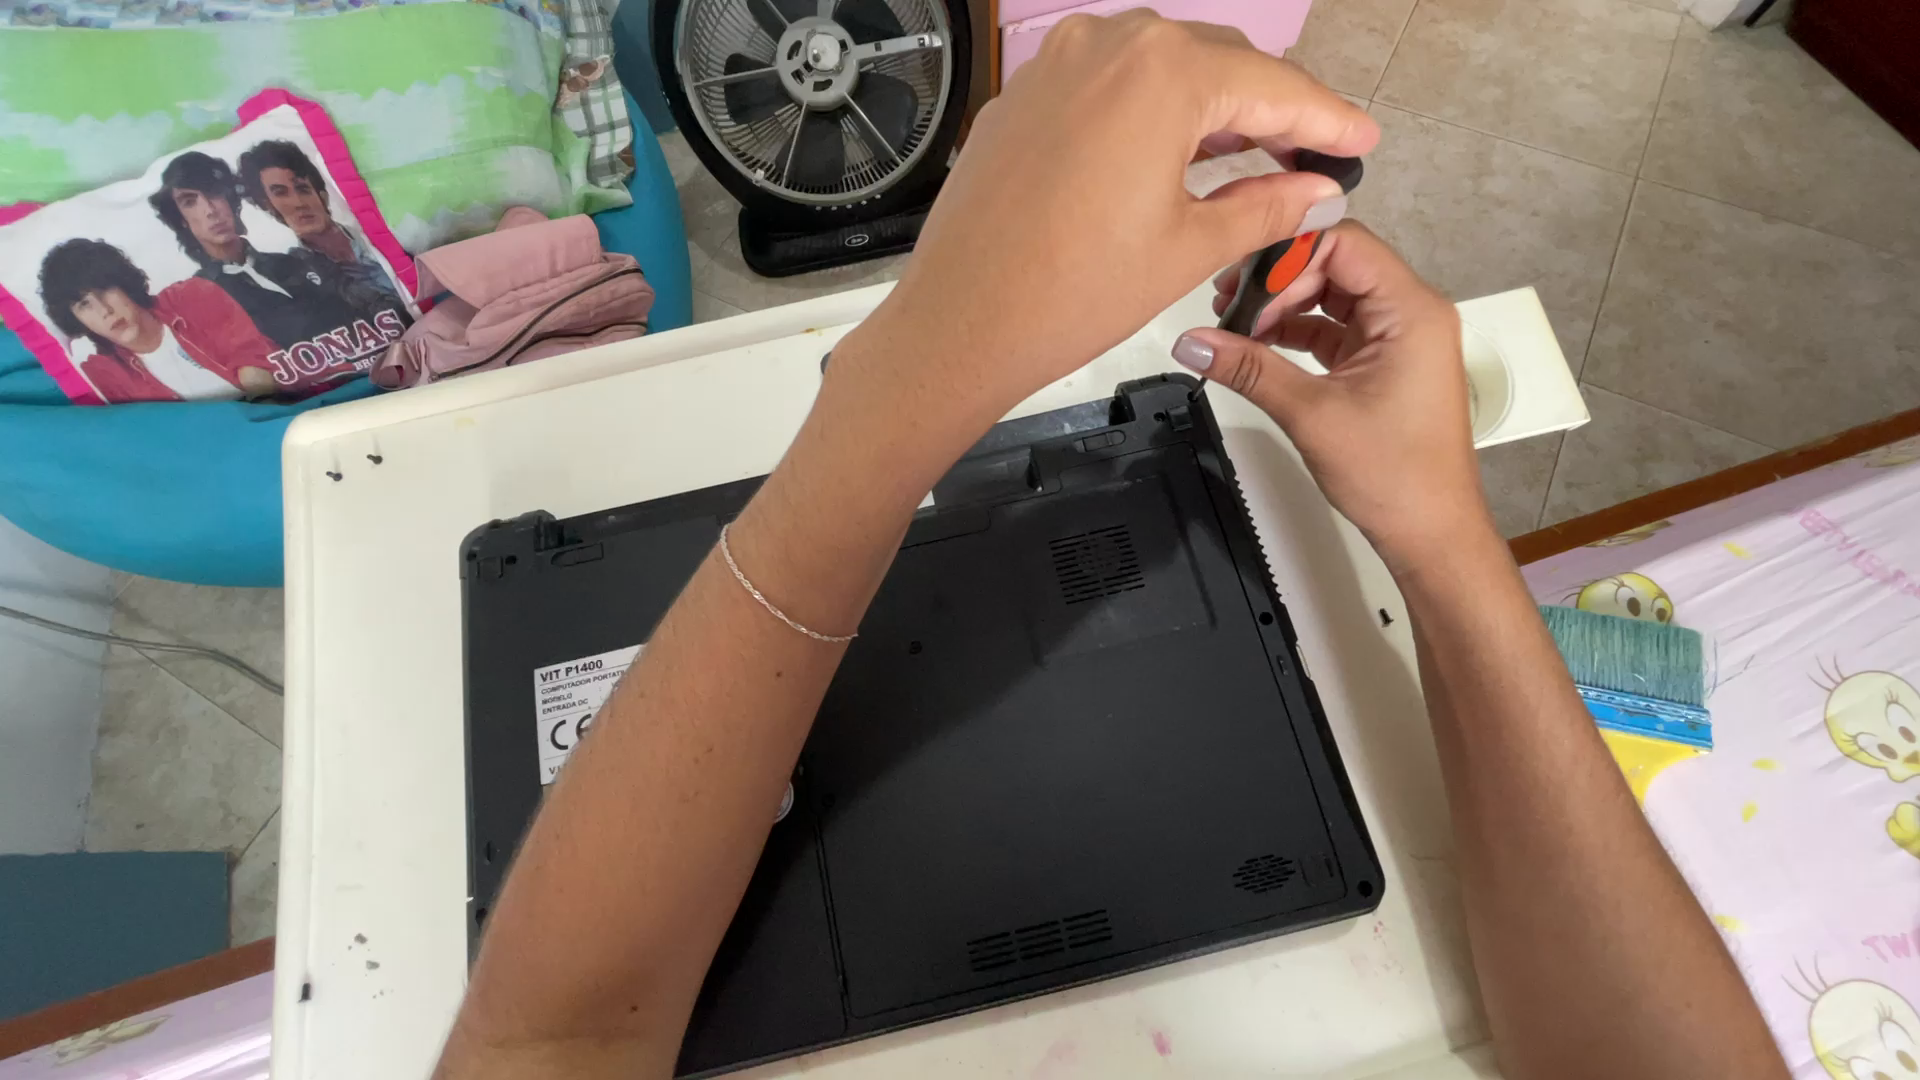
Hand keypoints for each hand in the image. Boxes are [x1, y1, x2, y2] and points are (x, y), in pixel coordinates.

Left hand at [832, 11, 1375, 437]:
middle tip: (1304, 154)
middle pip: (1213, 67)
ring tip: (1240, 154)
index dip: (1325, 119)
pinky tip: (1155, 156)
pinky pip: (1098, 94)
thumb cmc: (1071, 296)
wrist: (960, 327)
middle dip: (1265, 110)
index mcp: (1162, 73)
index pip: (1273, 86)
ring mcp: (1051, 69)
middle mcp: (1104, 45)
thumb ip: (1264, 207)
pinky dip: (1138, 119)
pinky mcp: (1016, 103)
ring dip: (1202, 111)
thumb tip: (1317, 190)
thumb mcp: (1185, 251)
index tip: (1358, 142)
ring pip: (1152, 75)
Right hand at [1170, 222, 1494, 571]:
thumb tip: (1193, 343)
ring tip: (1234, 328)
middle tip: (1226, 306)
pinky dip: (1294, 335)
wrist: (1427, 528)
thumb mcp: (1309, 413)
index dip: (1286, 258)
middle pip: (1334, 266)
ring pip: (1330, 299)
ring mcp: (1395, 340)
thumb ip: (1248, 370)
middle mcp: (1409, 314)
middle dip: (1278, 282)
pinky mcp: (1380, 365)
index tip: (1238, 285)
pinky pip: (1331, 331)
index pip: (1343, 244)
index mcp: (1410, 310)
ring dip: (1282, 309)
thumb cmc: (1392, 474)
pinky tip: (1258, 350)